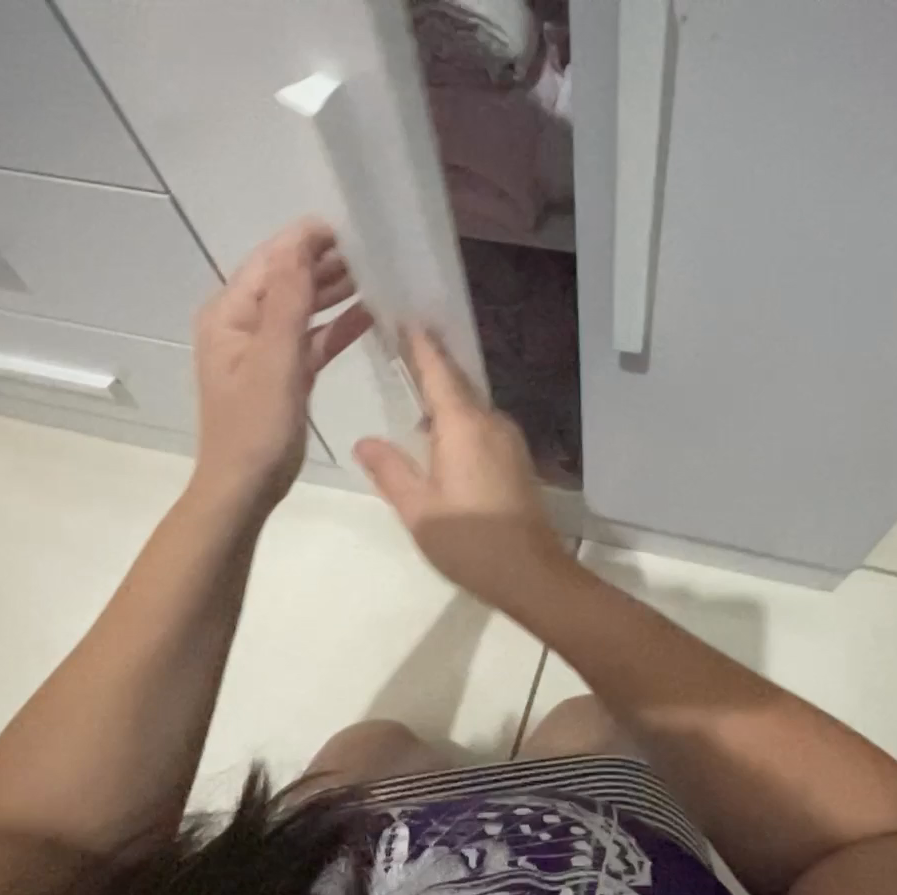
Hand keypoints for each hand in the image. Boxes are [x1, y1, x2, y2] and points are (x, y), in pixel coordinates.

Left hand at [191, 220, 371, 507]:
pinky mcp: (284, 373)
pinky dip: (336, 328)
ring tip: (376, 275)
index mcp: (230, 314)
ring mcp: (264, 349)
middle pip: (287, 280)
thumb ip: (288, 301)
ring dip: (334, 292)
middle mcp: (244, 323)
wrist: (245, 485)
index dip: (306, 241)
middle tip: (372, 250)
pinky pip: (312, 339)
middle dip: (325, 263)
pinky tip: (368, 316)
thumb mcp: (273, 360)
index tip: (348, 226)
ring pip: (303, 308)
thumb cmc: (255, 426)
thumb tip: (301, 245)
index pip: (271, 262)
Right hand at [353, 331, 572, 603]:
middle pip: (458, 385)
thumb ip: (390, 470)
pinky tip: (440, 441)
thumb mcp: (418, 509)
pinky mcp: (517, 462)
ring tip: (412, 398)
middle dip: (431, 367)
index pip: (439, 372)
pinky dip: (459, 424)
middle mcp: (491, 423)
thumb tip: (364, 441)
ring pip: (471, 409)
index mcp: (464, 426)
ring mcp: (509, 442)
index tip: (405, 317)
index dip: (421, 344)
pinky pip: (483, 429)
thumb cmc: (470, 542)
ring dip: (445, 400)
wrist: (532, 575)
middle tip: (400, 349)